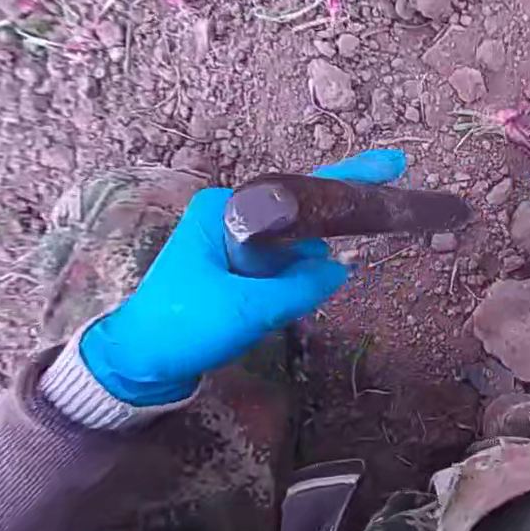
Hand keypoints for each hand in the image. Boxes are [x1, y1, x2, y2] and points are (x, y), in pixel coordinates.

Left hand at [78, 149, 408, 404]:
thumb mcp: (249, 308)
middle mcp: (230, 215)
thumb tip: (340, 269)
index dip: (349, 180)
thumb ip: (301, 287)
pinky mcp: (238, 266)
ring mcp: (234, 241)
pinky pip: (283, 262)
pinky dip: (297, 277)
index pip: (298, 190)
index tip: (392, 166)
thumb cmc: (184, 326)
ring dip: (309, 264)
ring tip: (280, 298)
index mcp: (225, 210)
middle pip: (301, 210)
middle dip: (333, 221)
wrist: (137, 364)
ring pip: (295, 243)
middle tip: (379, 196)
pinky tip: (294, 297)